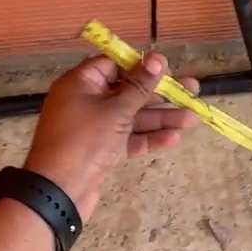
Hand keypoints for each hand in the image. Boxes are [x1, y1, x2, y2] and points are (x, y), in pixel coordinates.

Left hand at [22, 52, 198, 220]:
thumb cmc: (84, 141)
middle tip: (192, 90)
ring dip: (161, 117)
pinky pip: (128, 138)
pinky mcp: (101, 150)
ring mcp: (94, 127)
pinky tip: (174, 138)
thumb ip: (140, 86)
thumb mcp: (116, 110)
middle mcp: (87, 101)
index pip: (115, 64)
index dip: (141, 65)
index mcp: (82, 83)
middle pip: (128, 91)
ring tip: (193, 118)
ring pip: (132, 117)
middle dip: (160, 93)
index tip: (168, 69)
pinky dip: (148, 138)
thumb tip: (157, 58)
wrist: (58, 192)